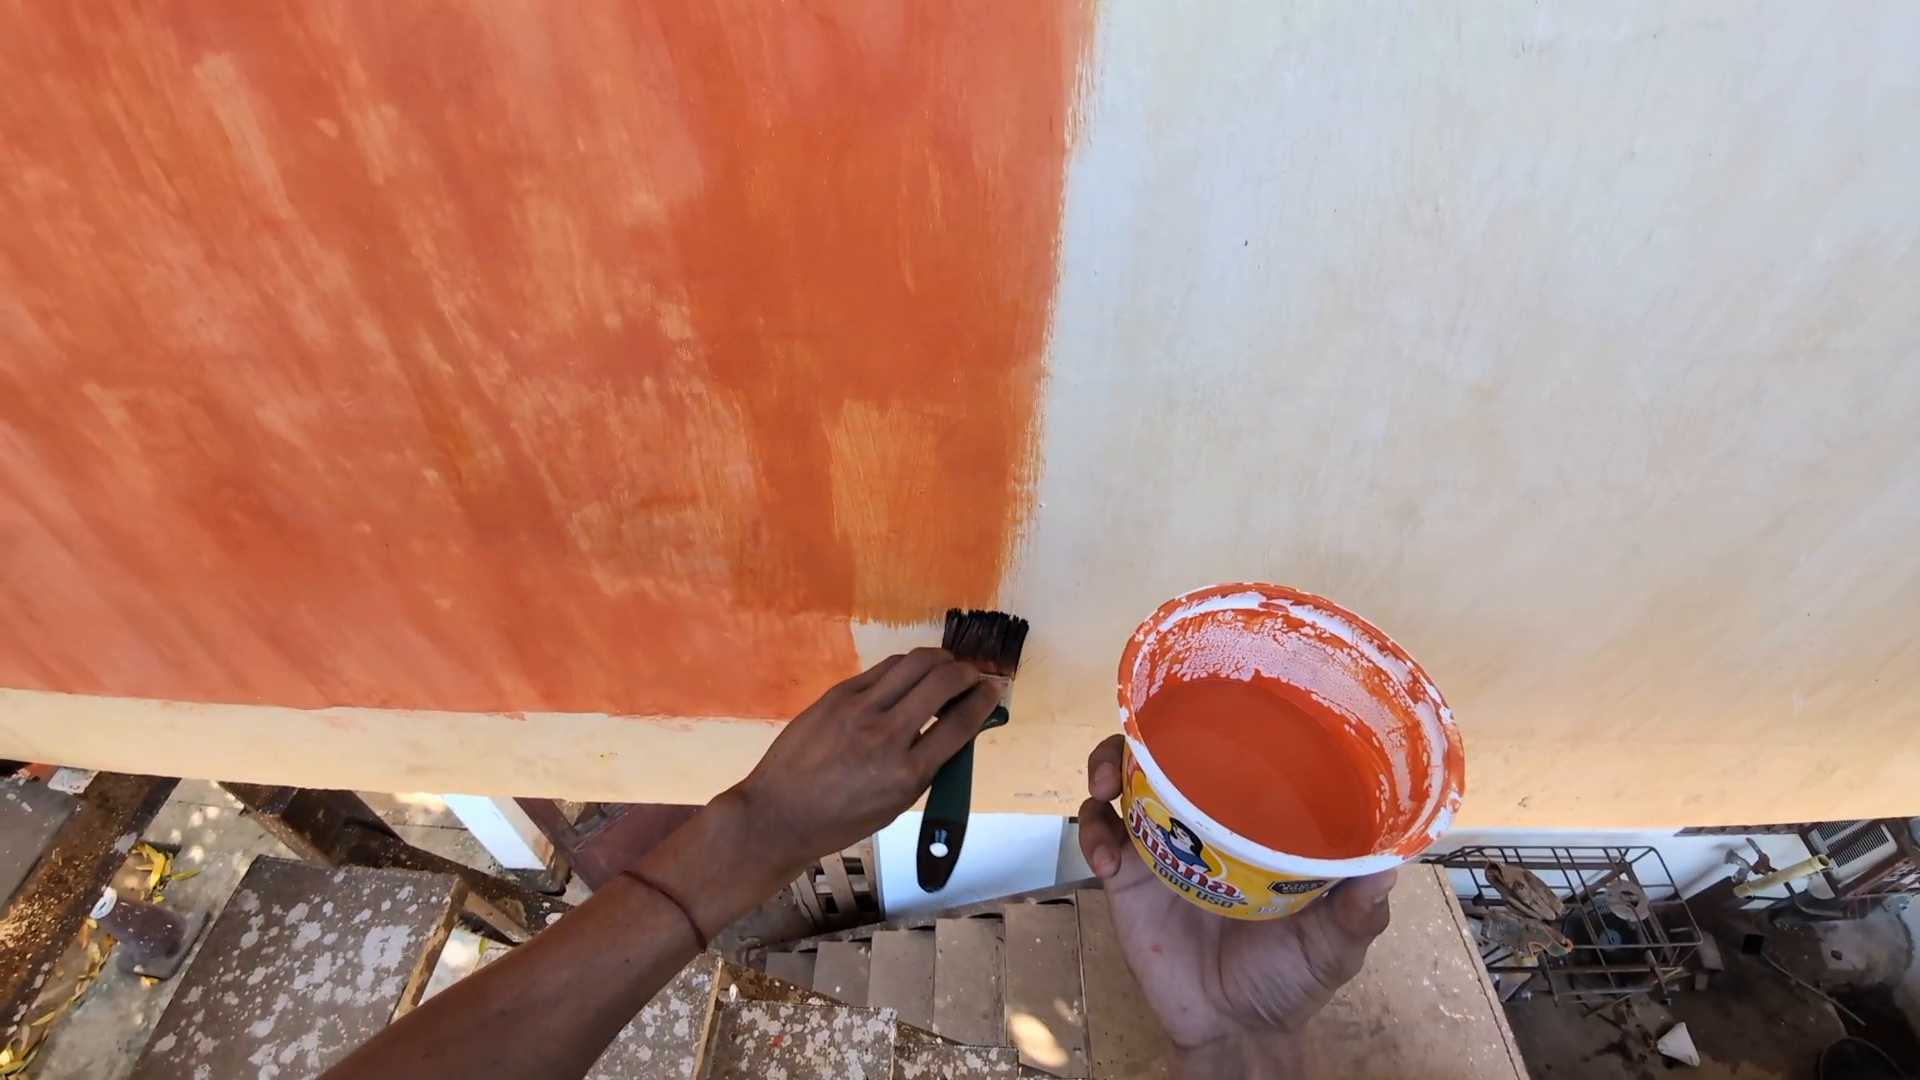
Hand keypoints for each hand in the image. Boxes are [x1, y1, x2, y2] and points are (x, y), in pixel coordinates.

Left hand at [729, 648, 1001, 874]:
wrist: (780, 813)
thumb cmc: (843, 819)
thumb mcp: (898, 802)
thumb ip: (931, 761)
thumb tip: (959, 723)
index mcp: (908, 773)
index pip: (961, 722)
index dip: (985, 699)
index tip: (995, 689)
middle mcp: (887, 734)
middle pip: (943, 680)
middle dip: (968, 672)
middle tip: (972, 676)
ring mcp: (860, 708)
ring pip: (915, 662)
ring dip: (941, 661)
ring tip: (946, 669)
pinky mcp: (839, 693)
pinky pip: (885, 668)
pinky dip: (907, 668)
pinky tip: (911, 675)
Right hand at [1077, 735, 1394, 1062]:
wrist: (1230, 1029)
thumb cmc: (1285, 979)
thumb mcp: (1330, 945)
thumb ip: (1356, 912)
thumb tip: (1389, 865)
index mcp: (1240, 823)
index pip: (1218, 759)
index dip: (1203, 730)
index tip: (1199, 718)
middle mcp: (1194, 822)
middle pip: (1154, 759)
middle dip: (1134, 744)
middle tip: (1130, 753)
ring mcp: (1155, 846)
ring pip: (1117, 786)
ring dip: (1102, 773)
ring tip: (1104, 790)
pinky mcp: (1124, 877)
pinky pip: (1097, 839)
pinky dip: (1092, 838)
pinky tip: (1109, 861)